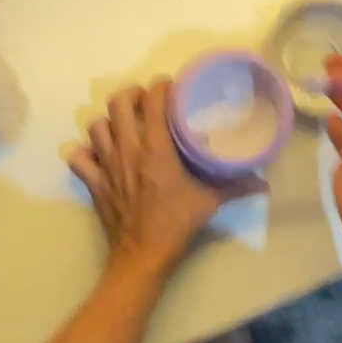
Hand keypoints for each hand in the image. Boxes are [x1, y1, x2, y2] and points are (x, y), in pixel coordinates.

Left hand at [70, 79, 266, 277]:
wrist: (143, 255)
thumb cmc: (176, 225)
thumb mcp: (209, 202)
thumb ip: (235, 187)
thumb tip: (263, 182)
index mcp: (157, 150)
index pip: (154, 101)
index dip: (161, 87)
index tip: (170, 88)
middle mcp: (127, 150)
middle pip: (118, 103)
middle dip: (130, 95)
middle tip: (142, 101)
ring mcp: (106, 165)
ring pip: (96, 126)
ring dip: (108, 121)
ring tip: (121, 125)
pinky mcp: (93, 183)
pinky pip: (78, 158)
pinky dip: (84, 153)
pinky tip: (97, 154)